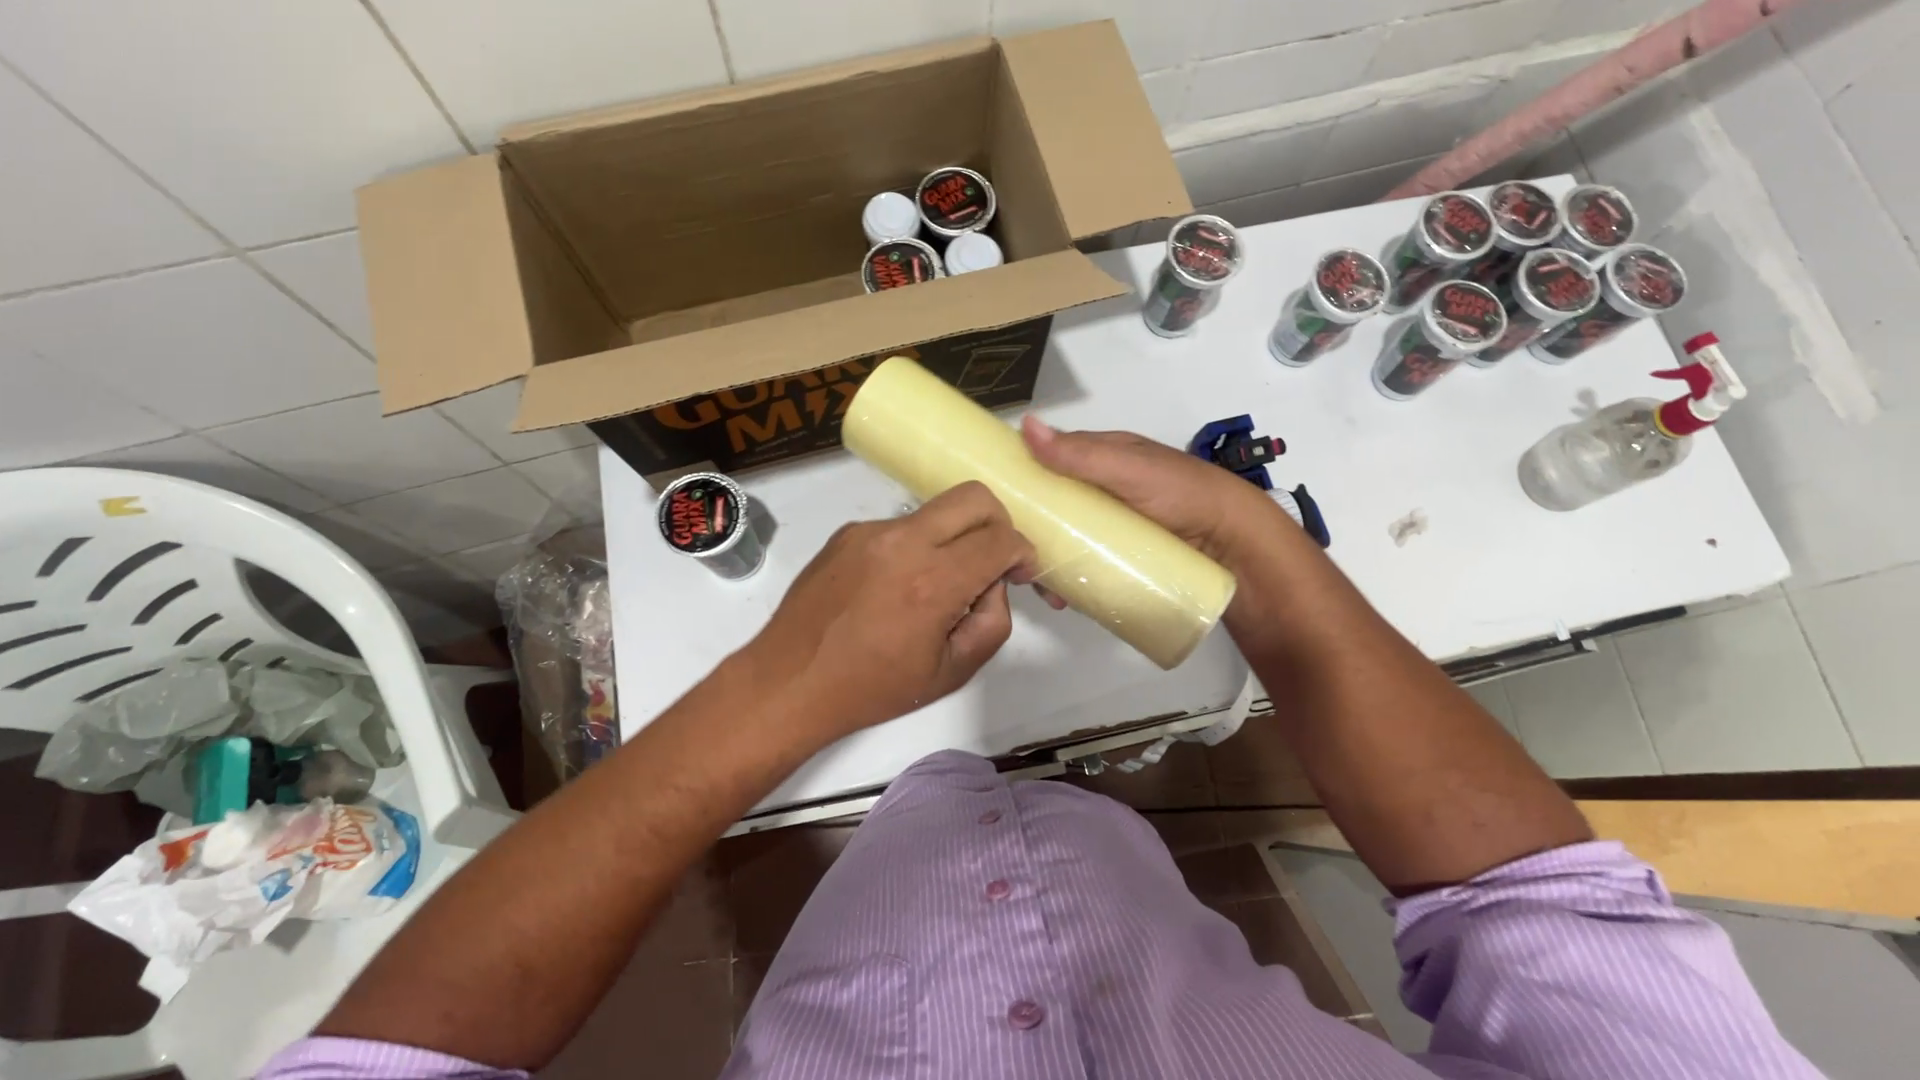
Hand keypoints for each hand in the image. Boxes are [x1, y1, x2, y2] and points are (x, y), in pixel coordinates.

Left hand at [740, 482, 1037, 741]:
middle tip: (993, 560)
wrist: (789, 681)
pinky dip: (914, 548)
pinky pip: (898, 527)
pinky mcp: (845, 533)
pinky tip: (894, 589)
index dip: (1023, 552)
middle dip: (998, 522)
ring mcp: (869, 532)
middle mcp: (902, 543)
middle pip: (973, 497)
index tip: (1021, 573)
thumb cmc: (873, 688)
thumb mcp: (951, 672)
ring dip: (952, 538)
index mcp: (932, 582)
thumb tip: (993, 584)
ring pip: (934, 512)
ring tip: (935, 586)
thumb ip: (992, 622)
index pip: (1000, 538)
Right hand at [1020, 416, 1291, 578]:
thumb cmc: (1183, 494)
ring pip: (1061, 542)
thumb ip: (1081, 454)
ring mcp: (1108, 527)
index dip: (1016, 480)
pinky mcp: (1119, 559)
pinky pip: (1081, 567)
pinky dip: (1067, 581)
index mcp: (1098, 458)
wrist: (1234, 544)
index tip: (990, 507)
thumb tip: (1025, 426)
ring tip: (1044, 588)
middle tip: (1018, 559)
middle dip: (1028, 533)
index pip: (1044, 463)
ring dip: (1045, 563)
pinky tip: (1062, 598)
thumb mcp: (1129, 469)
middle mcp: (1098, 491)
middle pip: (1048, 509)